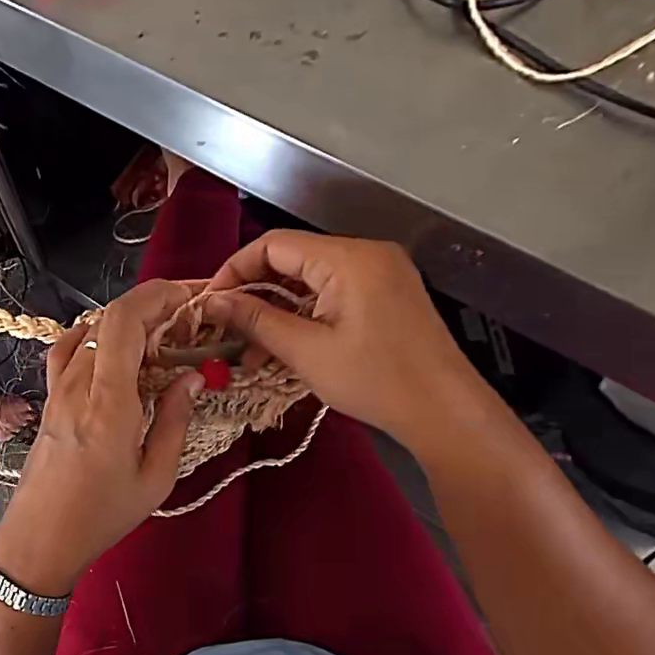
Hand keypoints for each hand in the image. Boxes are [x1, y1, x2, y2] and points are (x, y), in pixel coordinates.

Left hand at [0, 280, 203, 596]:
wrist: (40, 538)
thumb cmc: (102, 514)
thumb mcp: (156, 476)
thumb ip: (175, 419)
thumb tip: (192, 375)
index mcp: (108, 401)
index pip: (124, 320)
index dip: (158, 295)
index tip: (191, 299)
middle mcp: (78, 384)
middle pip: (108, 317)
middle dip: (151, 304)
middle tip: (185, 322)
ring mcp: (57, 389)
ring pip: (89, 328)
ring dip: (126, 321)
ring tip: (158, 337)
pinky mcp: (49, 398)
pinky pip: (69, 349)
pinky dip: (96, 335)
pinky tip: (116, 352)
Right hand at [201, 231, 485, 449]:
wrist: (443, 410)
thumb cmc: (376, 380)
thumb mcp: (306, 351)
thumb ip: (256, 320)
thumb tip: (213, 302)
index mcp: (348, 258)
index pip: (274, 244)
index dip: (235, 270)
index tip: (211, 303)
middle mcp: (366, 253)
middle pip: (293, 259)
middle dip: (255, 294)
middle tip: (227, 328)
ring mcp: (380, 272)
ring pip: (311, 281)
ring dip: (278, 310)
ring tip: (253, 351)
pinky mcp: (387, 293)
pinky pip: (333, 294)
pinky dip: (306, 316)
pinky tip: (285, 347)